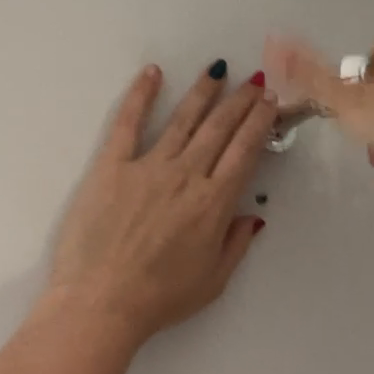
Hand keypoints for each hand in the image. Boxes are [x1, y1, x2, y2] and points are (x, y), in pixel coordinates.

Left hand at [46, 63, 274, 342]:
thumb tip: (251, 218)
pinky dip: (141, 95)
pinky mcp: (111, 167)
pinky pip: (128, 122)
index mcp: (213, 205)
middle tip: (253, 82)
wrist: (102, 301)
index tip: (270, 103)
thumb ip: (235, 245)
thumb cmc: (158, 299)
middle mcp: (186, 177)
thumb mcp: (212, 282)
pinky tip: (152, 74)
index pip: (245, 152)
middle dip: (240, 102)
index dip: (260, 123)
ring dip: (202, 93)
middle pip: (219, 129)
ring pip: (182, 120)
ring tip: (215, 72)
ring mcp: (147, 168)